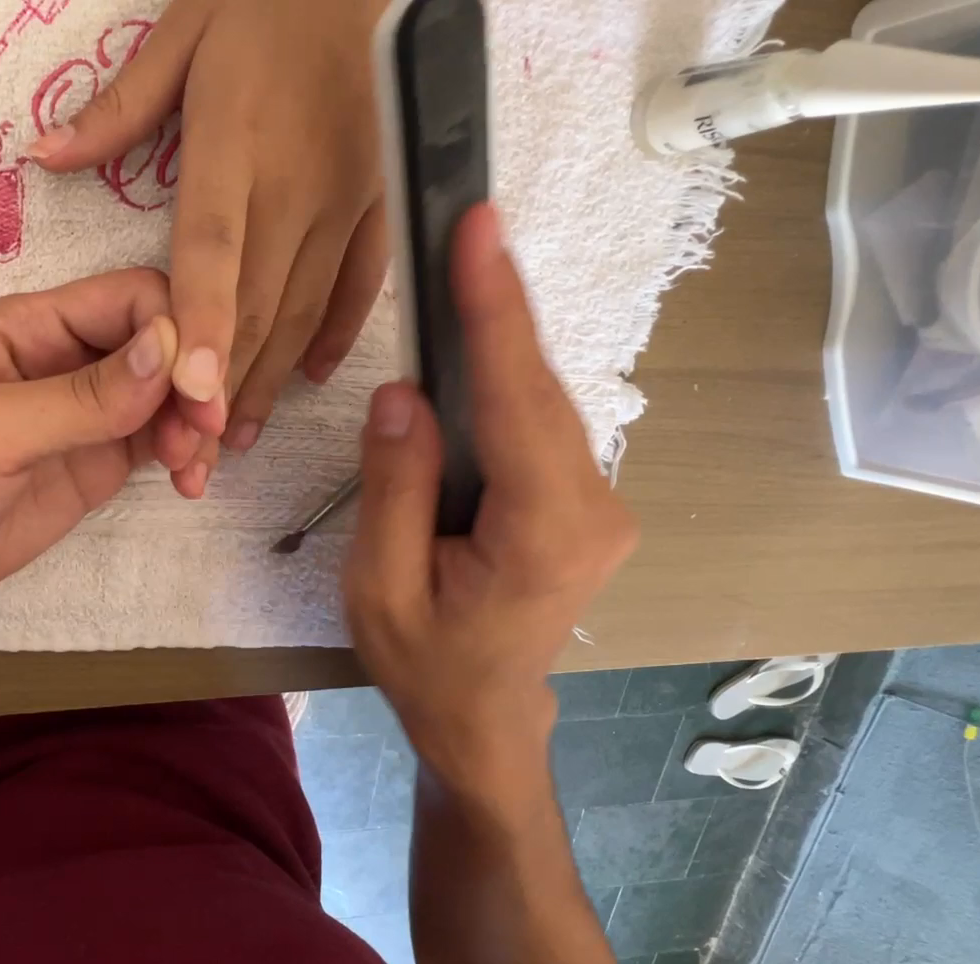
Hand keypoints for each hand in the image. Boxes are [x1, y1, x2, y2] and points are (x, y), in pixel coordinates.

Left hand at [0, 270, 175, 621]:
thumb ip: (80, 396)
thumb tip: (171, 350)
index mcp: (34, 325)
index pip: (133, 298)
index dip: (177, 333)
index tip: (196, 392)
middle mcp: (70, 355)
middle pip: (164, 341)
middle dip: (195, 382)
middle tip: (203, 439)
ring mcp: (91, 411)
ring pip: (171, 392)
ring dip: (197, 424)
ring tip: (191, 472)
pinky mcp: (103, 458)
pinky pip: (162, 439)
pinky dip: (188, 455)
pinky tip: (188, 485)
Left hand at [31, 0, 388, 496]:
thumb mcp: (180, 33)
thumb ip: (115, 110)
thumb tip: (44, 153)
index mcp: (234, 145)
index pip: (212, 251)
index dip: (203, 325)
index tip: (191, 393)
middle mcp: (292, 184)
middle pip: (255, 302)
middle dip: (228, 387)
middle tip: (201, 455)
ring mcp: (343, 199)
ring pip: (302, 309)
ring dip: (270, 380)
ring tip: (238, 439)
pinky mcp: (376, 204)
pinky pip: (355, 285)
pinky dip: (332, 336)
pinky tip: (304, 379)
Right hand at [342, 205, 637, 796]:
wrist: (483, 717)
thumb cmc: (424, 665)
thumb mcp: (381, 586)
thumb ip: (395, 491)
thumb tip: (403, 395)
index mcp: (543, 533)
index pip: (517, 404)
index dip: (496, 312)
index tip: (478, 231)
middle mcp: (593, 507)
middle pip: (537, 391)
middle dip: (497, 312)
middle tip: (458, 232)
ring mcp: (598, 504)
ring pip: (540, 404)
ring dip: (497, 344)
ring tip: (458, 274)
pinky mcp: (581, 502)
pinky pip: (536, 428)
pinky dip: (501, 385)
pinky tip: (468, 358)